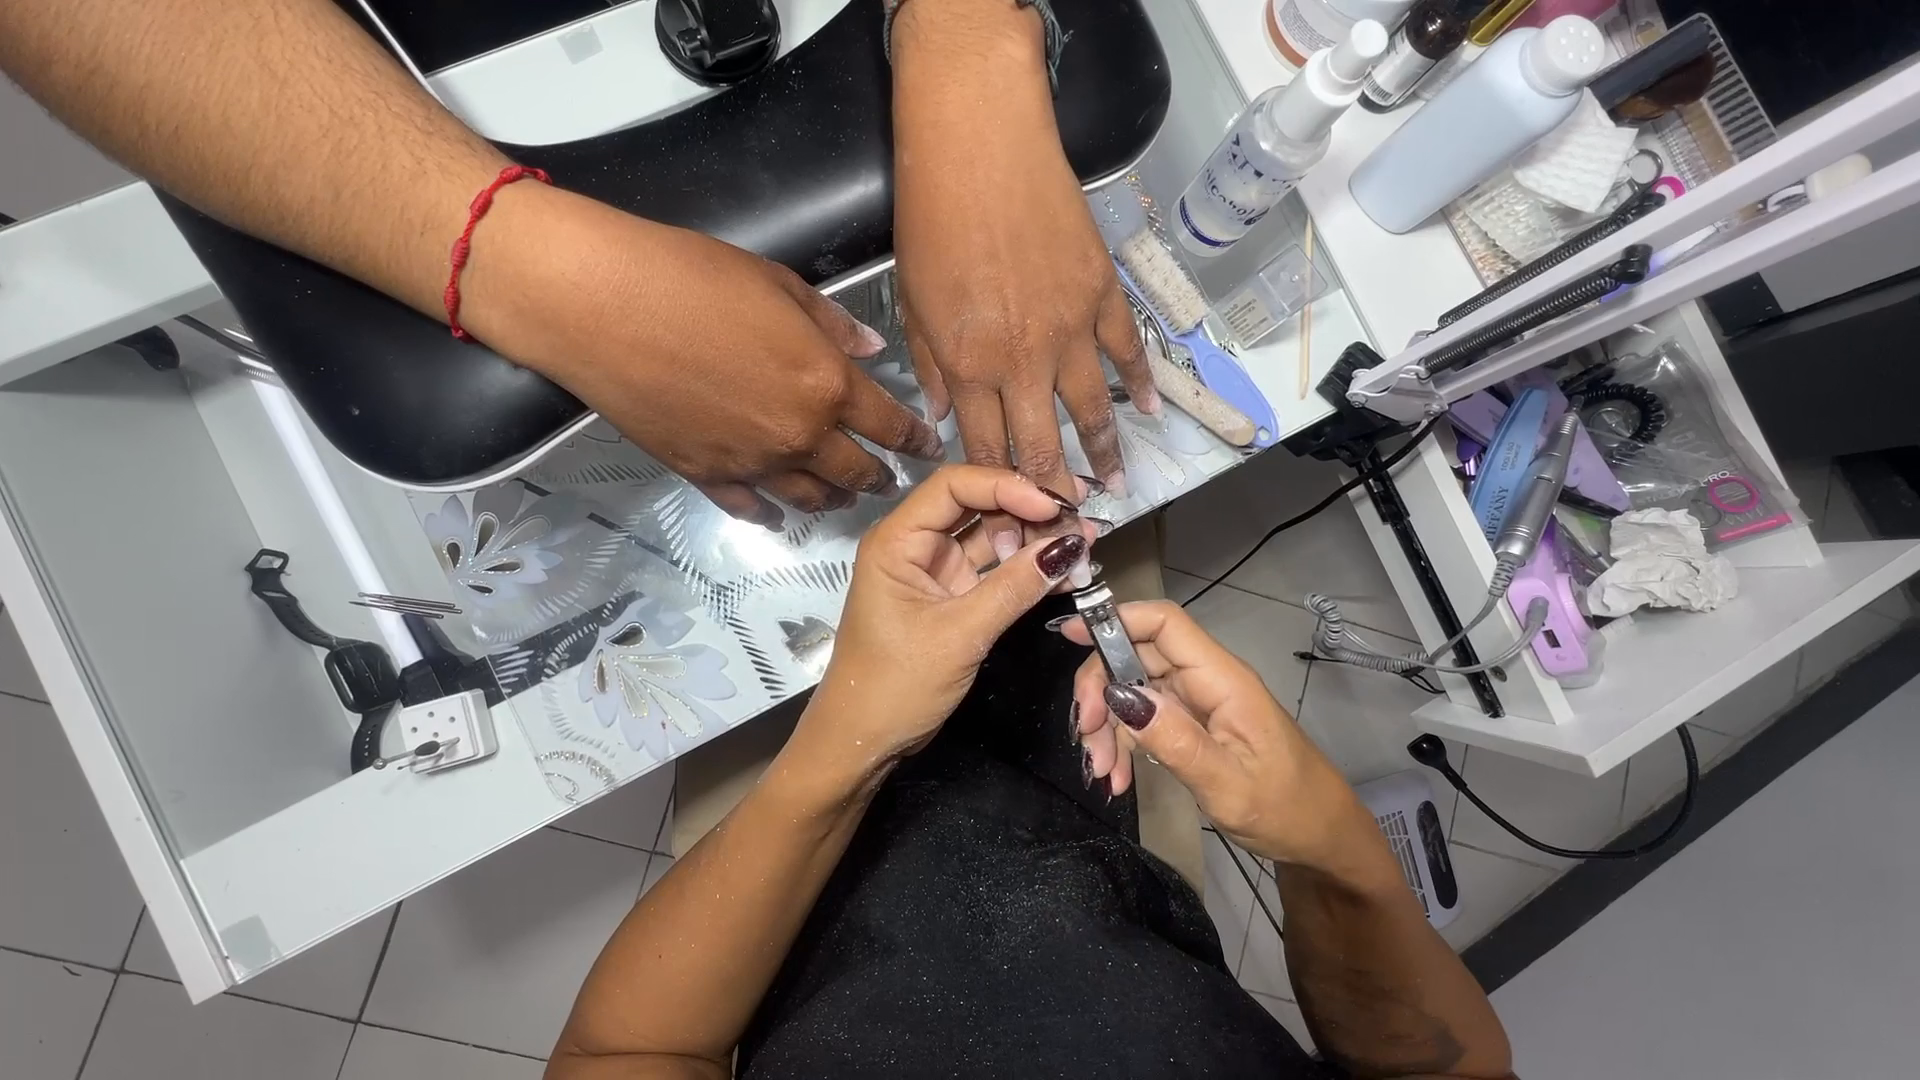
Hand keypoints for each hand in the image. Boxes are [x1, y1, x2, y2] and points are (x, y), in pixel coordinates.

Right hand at [462, 186, 942, 526]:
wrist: (600, 304)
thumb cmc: (694, 277)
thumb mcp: (779, 285)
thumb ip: (833, 324)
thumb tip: (870, 348)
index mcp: (828, 386)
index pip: (889, 425)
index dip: (916, 440)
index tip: (930, 448)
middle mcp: (799, 437)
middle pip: (856, 471)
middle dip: (881, 477)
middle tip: (892, 480)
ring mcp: (752, 464)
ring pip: (810, 498)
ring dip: (835, 499)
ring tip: (845, 497)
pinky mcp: (705, 476)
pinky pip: (749, 507)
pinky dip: (770, 514)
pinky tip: (778, 516)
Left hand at [801, 465, 1095, 767]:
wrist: (864, 742)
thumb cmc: (895, 685)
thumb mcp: (959, 635)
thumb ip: (1014, 588)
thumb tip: (1071, 547)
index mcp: (897, 539)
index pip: (954, 486)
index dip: (1006, 485)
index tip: (1054, 506)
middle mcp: (915, 544)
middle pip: (977, 506)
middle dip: (1029, 512)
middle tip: (1083, 525)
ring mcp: (935, 570)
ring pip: (991, 538)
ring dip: (1035, 541)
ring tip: (1086, 547)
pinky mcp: (953, 597)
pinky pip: (995, 571)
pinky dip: (1027, 571)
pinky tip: (1066, 573)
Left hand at [890, 0, 1155, 558]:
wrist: (980, 144)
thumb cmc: (931, 218)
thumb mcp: (911, 303)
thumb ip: (933, 367)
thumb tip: (949, 416)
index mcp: (969, 366)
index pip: (987, 447)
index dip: (1001, 488)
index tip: (1014, 513)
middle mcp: (1023, 361)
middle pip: (1042, 444)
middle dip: (1055, 489)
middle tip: (1069, 518)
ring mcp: (1070, 330)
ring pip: (1090, 410)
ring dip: (1105, 454)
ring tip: (1117, 486)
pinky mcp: (1103, 295)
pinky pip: (1128, 352)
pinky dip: (1142, 384)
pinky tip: (1150, 412)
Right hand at [1062, 602, 1371, 874]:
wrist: (1322, 840)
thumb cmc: (1287, 811)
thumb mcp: (1229, 786)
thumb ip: (1176, 740)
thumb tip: (1121, 695)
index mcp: (1223, 680)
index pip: (1164, 623)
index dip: (1116, 619)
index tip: (1069, 637)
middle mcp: (1206, 681)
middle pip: (1136, 657)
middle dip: (1100, 692)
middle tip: (1085, 737)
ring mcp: (1197, 702)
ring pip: (1133, 690)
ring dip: (1108, 726)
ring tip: (1104, 772)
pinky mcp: (1190, 724)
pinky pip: (1144, 718)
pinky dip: (1124, 743)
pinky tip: (1118, 778)